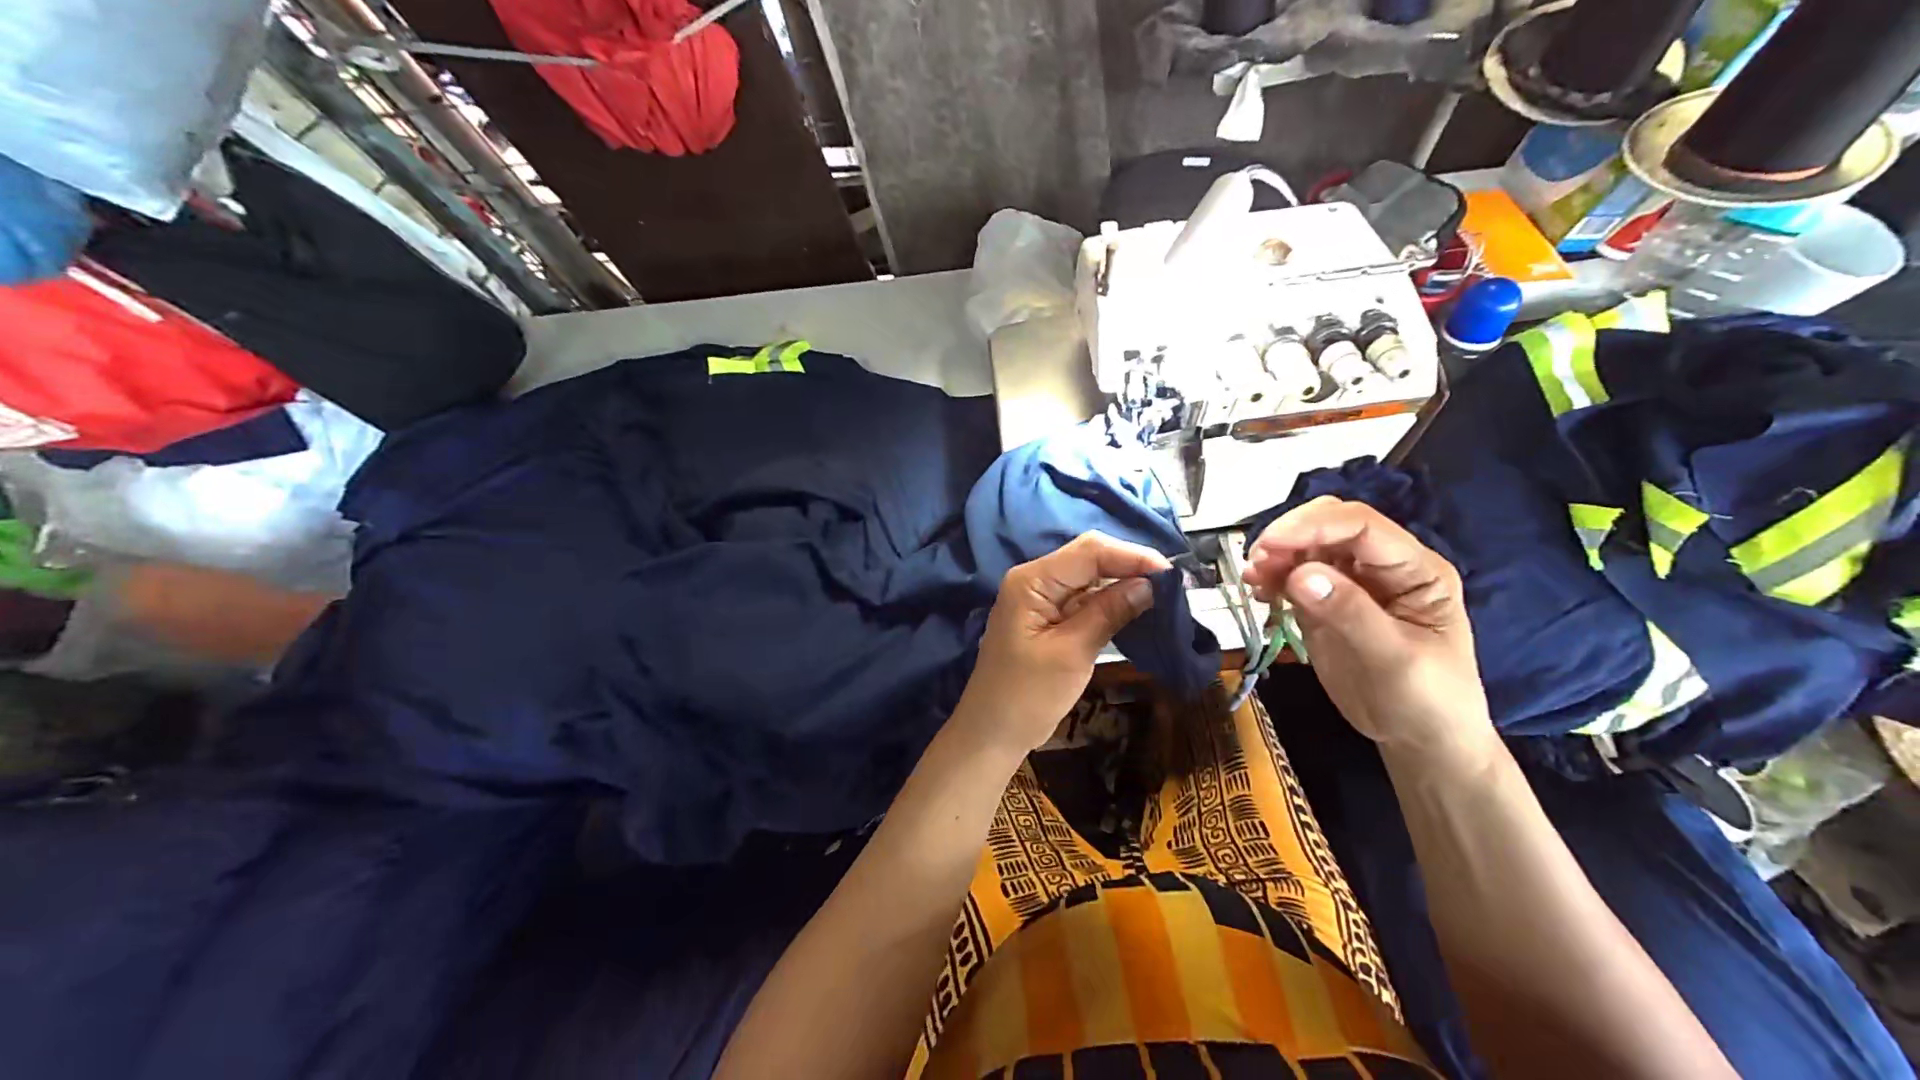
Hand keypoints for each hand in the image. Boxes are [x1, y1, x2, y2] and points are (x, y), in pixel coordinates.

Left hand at [955, 531, 1169, 757]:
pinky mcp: (1050, 617)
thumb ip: (1109, 613)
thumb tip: (1150, 585)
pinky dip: (1112, 601)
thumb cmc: (1026, 696)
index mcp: (1032, 580)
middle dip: (1132, 567)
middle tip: (1174, 586)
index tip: (1173, 575)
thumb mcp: (1072, 653)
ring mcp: (1041, 598)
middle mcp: (1035, 579)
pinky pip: (1086, 598)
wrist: (992, 733)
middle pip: (1091, 558)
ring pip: (1091, 577)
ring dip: (1126, 583)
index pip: (1090, 551)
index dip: (1133, 556)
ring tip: (1165, 595)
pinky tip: (1140, 609)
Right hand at [1243, 497, 1496, 770]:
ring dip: (1276, 555)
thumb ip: (1350, 613)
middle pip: (1331, 525)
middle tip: (1258, 561)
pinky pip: (1294, 575)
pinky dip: (1272, 576)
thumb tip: (1300, 575)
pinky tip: (1258, 591)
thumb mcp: (1395, 659)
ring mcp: (1352, 583)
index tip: (1270, 545)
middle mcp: (1382, 567)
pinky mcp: (1325, 603)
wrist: (1421, 741)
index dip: (1313, 527)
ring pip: (1307, 546)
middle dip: (1291, 535)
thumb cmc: (1427, 701)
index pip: (1361, 527)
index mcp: (1415, 569)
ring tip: (1253, 580)